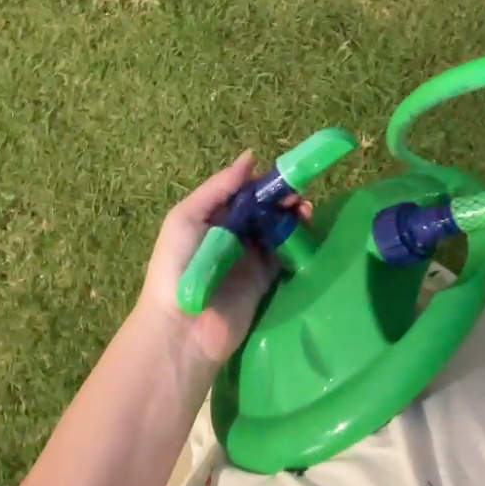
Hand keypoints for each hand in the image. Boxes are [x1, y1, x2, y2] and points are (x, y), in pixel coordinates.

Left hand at [138, 152, 301, 364]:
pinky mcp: (264, 280)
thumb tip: (251, 157)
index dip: (262, 182)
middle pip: (263, 208)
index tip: (283, 174)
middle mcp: (231, 234)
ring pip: (277, 229)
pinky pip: (285, 255)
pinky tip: (306, 232)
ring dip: (292, 216)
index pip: (242, 192)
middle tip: (297, 195)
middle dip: (281, 198)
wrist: (183, 328)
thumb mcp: (188, 217)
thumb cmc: (178, 266)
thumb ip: (219, 187)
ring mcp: (249, 258)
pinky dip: (297, 241)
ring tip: (304, 211)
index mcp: (210, 216)